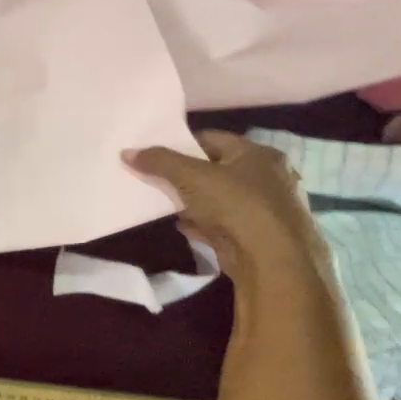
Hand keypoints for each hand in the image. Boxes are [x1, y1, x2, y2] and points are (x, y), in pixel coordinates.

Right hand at [127, 131, 329, 286]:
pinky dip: (203, 221)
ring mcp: (268, 206)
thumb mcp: (188, 176)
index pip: (210, 139)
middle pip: (215, 168)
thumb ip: (157, 161)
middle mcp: (270, 176)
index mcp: (259, 155)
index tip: (153, 155)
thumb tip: (127, 152)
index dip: (179, 144)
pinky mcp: (260, 232)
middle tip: (155, 178)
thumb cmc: (236, 205)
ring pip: (218, 195)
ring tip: (164, 202)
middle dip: (184, 174)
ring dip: (192, 199)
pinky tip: (183, 225)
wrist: (273, 260)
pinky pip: (223, 219)